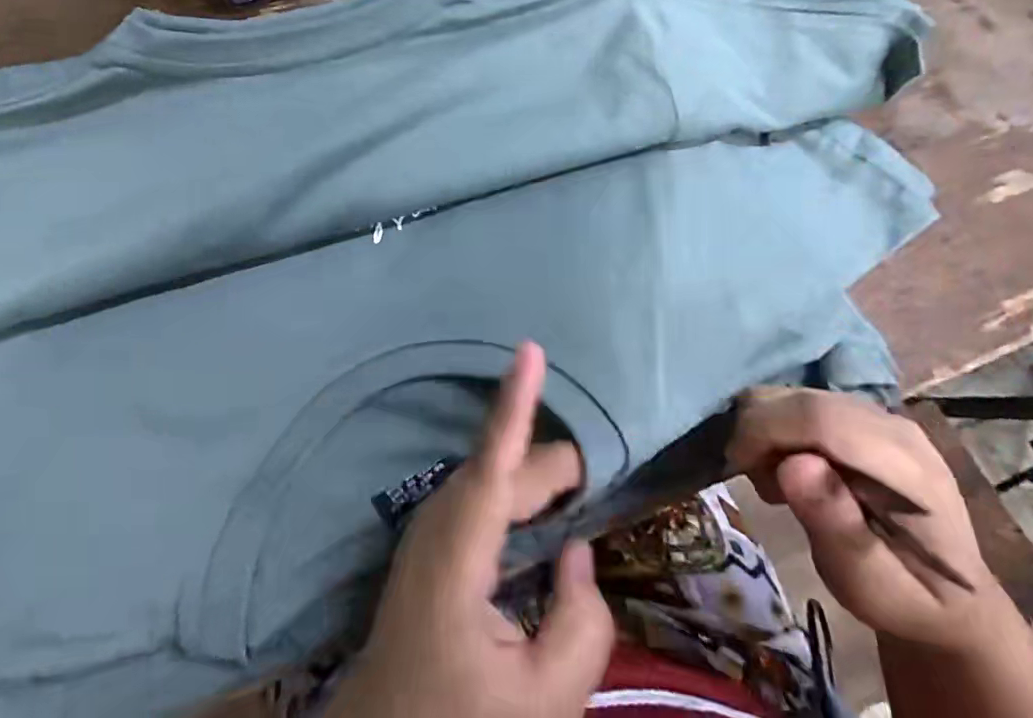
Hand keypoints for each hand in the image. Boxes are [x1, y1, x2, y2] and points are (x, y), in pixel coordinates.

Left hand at [322, 343, 615, 717]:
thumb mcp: (542, 698)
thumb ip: (581, 623)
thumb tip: (575, 552)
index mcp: (457, 556)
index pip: (493, 464)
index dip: (515, 403)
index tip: (530, 350)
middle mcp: (437, 526)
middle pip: (504, 471)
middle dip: (556, 469)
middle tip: (604, 486)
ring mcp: (427, 533)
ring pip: (492, 482)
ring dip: (539, 484)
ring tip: (582, 496)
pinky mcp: (430, 546)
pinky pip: (481, 500)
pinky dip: (519, 499)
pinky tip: (543, 520)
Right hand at [727, 388, 1011, 651]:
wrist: (950, 593)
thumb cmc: (907, 597)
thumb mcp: (872, 586)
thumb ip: (838, 528)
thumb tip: (792, 465)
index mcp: (907, 466)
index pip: (820, 418)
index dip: (765, 430)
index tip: (738, 468)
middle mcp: (892, 425)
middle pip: (801, 399)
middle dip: (759, 431)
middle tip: (760, 485)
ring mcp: (878, 414)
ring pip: (794, 395)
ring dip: (765, 430)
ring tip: (774, 482)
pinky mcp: (860, 414)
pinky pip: (801, 402)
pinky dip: (777, 428)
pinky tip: (789, 469)